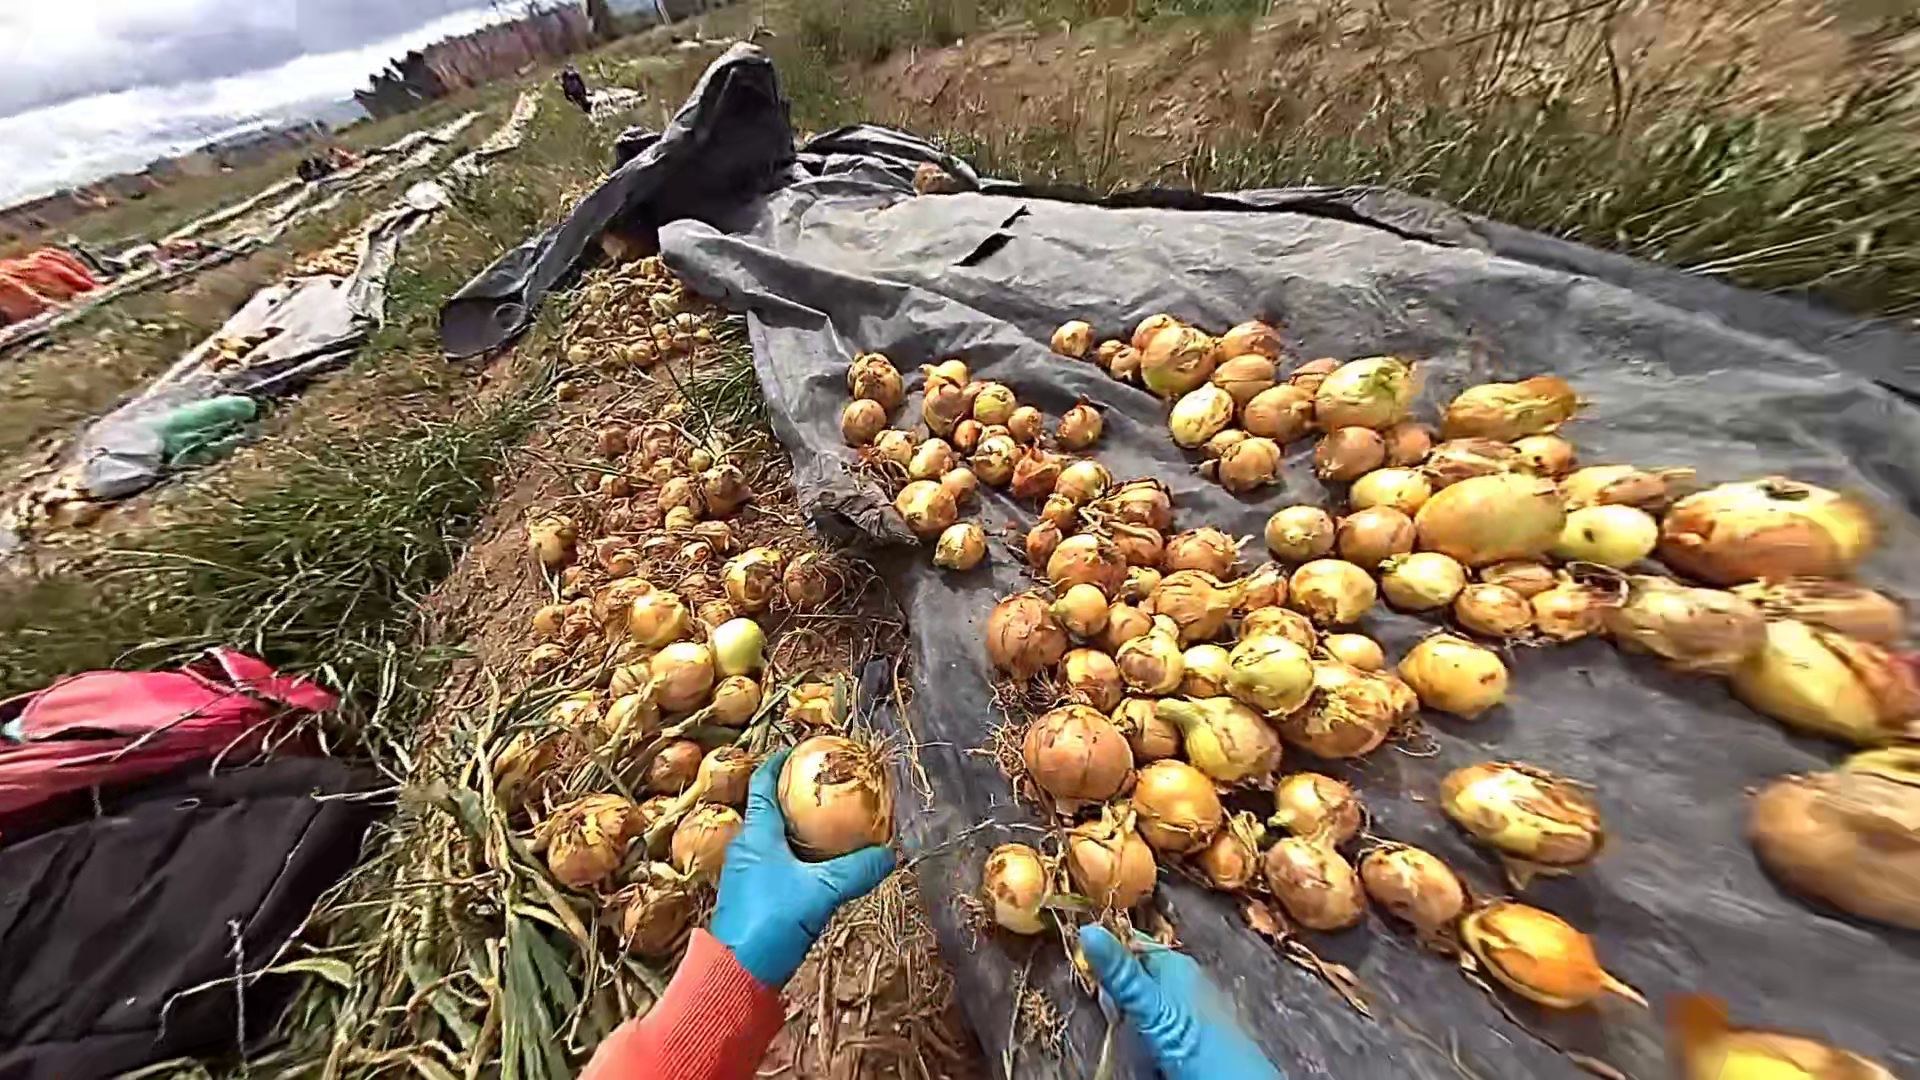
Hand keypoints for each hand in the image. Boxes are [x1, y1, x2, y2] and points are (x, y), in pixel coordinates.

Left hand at [711, 748, 895, 986]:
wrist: (733, 979)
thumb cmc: (771, 921)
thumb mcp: (821, 892)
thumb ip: (857, 871)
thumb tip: (889, 853)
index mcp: (758, 831)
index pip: (764, 781)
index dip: (780, 760)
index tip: (803, 749)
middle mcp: (747, 844)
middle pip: (770, 804)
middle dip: (796, 791)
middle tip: (826, 784)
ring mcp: (745, 870)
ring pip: (773, 832)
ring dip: (796, 822)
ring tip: (829, 819)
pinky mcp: (750, 893)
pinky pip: (774, 857)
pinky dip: (794, 849)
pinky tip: (818, 862)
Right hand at [1079, 925, 1285, 1079]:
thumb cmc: (1198, 1048)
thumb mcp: (1153, 1010)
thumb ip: (1121, 973)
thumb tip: (1085, 927)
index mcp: (1172, 964)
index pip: (1127, 948)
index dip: (1109, 967)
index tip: (1101, 992)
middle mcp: (1180, 982)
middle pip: (1131, 987)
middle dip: (1121, 1013)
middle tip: (1125, 1036)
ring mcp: (1188, 1015)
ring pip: (1141, 1019)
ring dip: (1134, 1040)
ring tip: (1145, 1060)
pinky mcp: (1193, 1044)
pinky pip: (1157, 1040)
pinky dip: (1149, 1055)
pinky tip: (1155, 1068)